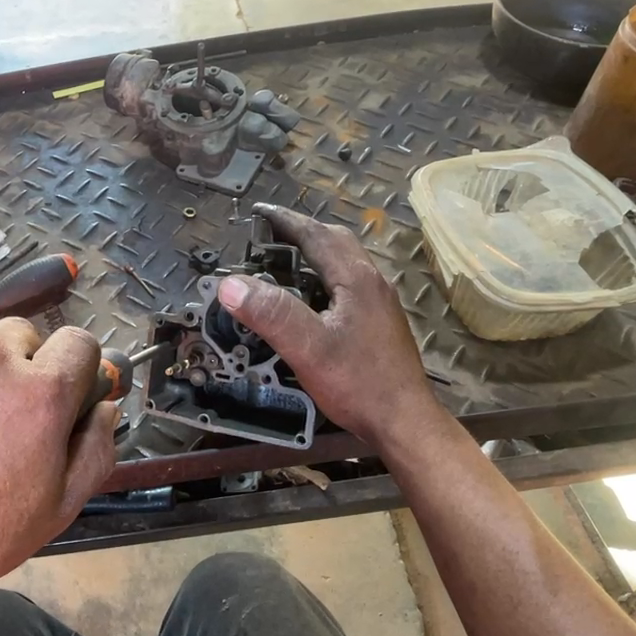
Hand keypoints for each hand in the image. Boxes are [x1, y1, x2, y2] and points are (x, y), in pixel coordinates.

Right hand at [216, 204, 447, 449]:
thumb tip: (231, 284)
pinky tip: (311, 300)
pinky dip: (324, 278)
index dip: (285, 222)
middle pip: (337, 243)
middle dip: (303, 233)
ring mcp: (380, 304)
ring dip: (316, 254)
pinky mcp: (380, 324)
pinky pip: (349, 286)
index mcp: (356, 280)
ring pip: (346, 264)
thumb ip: (271, 313)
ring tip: (285, 263)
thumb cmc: (359, 383)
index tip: (259, 213)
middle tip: (270, 236)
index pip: (317, 236)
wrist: (404, 422)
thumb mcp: (308, 348)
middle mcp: (372, 284)